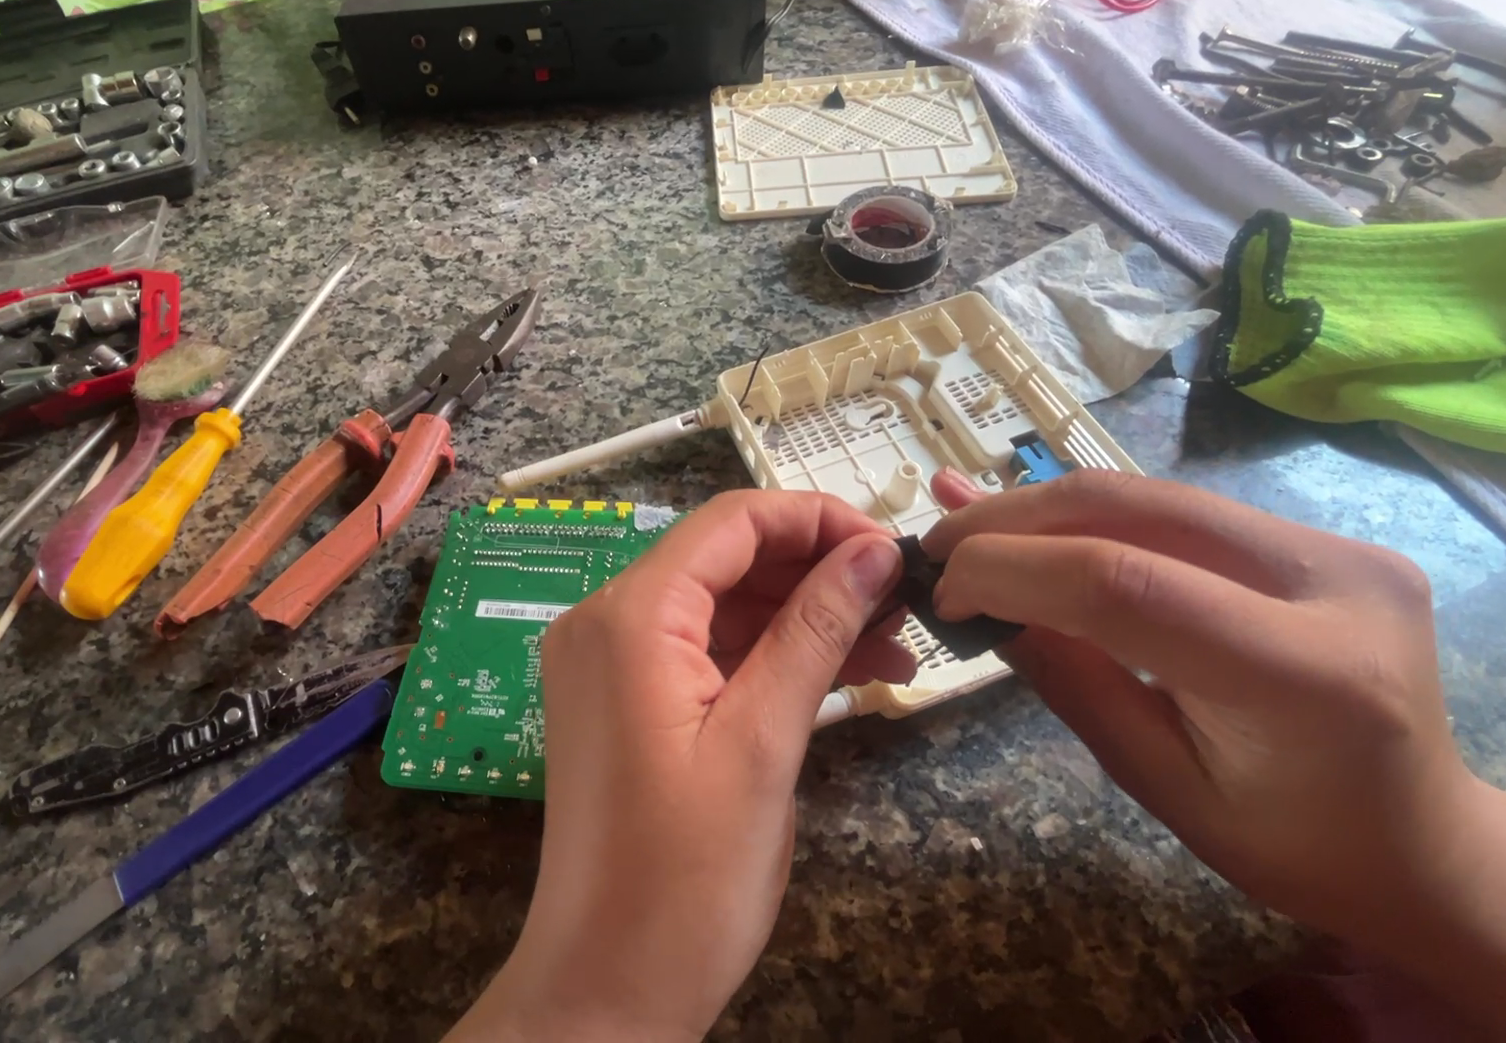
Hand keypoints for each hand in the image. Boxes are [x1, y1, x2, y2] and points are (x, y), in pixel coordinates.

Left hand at [448, 491, 911, 1041]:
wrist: (605, 986)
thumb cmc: (685, 878)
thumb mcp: (764, 742)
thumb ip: (815, 631)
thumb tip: (874, 550)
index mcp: (630, 615)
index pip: (732, 521)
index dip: (817, 520)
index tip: (891, 549)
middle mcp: (606, 619)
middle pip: (726, 558)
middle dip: (816, 573)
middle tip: (901, 607)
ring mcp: (610, 659)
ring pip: (721, 605)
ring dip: (802, 618)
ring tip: (891, 649)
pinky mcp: (624, 696)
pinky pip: (704, 650)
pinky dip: (767, 655)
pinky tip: (843, 676)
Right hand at [922, 469, 1505, 1035]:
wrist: (1422, 839)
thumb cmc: (1286, 841)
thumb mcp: (1156, 779)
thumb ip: (1069, 677)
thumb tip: (980, 602)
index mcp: (1302, 676)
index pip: (1118, 582)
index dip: (1007, 570)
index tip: (942, 593)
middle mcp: (1332, 583)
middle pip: (1129, 509)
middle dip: (1010, 518)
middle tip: (937, 546)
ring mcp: (1332, 545)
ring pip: (1143, 492)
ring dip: (1039, 506)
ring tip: (966, 528)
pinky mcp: (1312, 535)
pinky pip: (1170, 507)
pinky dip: (1087, 514)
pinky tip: (1030, 515)